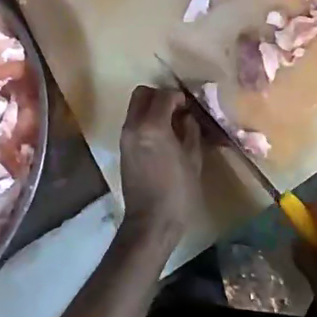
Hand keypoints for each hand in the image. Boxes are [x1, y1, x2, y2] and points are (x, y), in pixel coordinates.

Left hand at [116, 86, 202, 246]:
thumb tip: (186, 117)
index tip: (189, 106)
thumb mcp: (193, 159)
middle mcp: (134, 126)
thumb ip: (190, 131)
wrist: (151, 222)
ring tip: (171, 123)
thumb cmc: (178, 191)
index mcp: (153, 126)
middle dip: (160, 96)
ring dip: (151, 108)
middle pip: (142, 94)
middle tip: (177, 109)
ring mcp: (125, 137)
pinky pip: (133, 123)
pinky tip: (161, 136)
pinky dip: (145, 121)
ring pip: (135, 107)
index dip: (178, 97)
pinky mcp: (123, 149)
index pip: (164, 95)